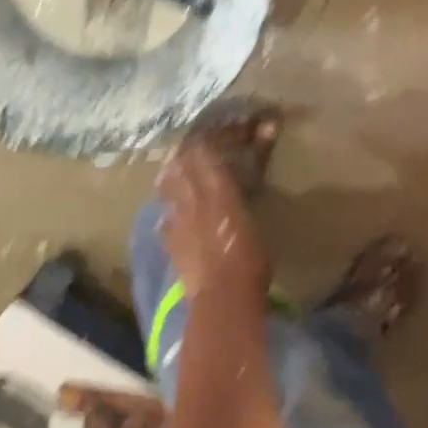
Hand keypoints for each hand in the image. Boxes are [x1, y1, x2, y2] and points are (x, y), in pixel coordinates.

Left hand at [157, 138, 270, 301]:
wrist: (221, 297)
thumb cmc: (250, 258)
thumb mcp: (254, 216)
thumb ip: (251, 179)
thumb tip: (263, 143)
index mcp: (215, 186)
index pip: (206, 147)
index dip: (214, 135)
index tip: (226, 131)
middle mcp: (189, 195)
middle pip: (181, 160)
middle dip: (189, 149)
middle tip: (199, 146)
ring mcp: (174, 216)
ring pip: (167, 182)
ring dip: (175, 172)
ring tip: (181, 170)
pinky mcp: (167, 238)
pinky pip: (165, 212)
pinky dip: (171, 204)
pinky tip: (175, 209)